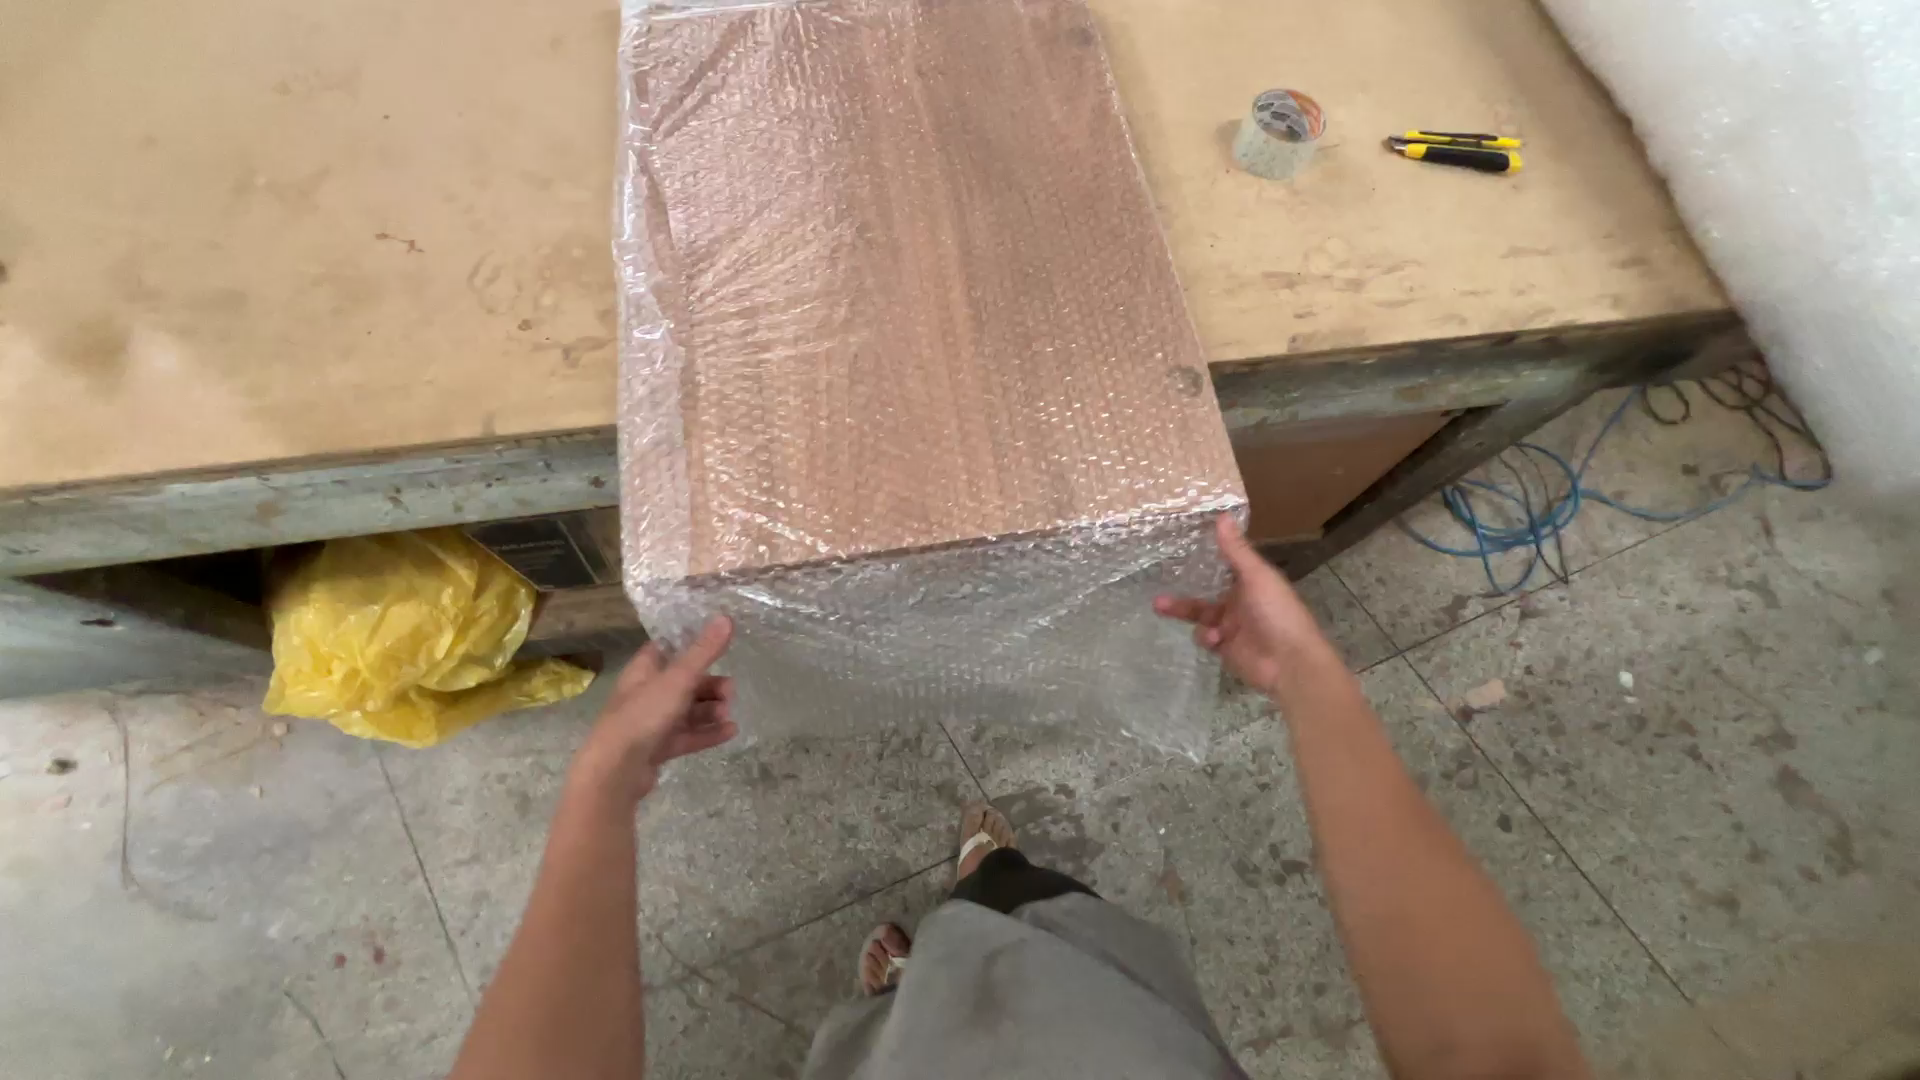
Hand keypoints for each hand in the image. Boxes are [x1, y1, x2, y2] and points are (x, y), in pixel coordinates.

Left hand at [569, 615, 737, 805]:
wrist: (615, 771)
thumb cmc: (643, 715)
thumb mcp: (678, 679)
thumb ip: (704, 651)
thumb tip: (727, 617)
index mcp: (644, 671)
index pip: (667, 649)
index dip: (691, 645)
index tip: (718, 644)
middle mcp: (647, 693)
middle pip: (684, 682)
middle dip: (711, 686)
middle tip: (729, 692)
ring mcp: (652, 723)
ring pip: (688, 711)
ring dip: (711, 710)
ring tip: (728, 714)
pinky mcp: (658, 748)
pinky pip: (688, 736)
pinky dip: (708, 733)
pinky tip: (731, 731)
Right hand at [1154, 515, 1330, 696]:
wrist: (1289, 663)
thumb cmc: (1277, 613)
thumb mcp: (1256, 577)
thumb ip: (1236, 550)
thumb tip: (1222, 515)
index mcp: (1252, 582)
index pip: (1224, 566)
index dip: (1204, 558)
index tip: (1178, 548)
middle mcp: (1240, 602)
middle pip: (1205, 593)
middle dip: (1183, 590)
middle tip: (1157, 581)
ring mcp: (1232, 627)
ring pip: (1200, 615)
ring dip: (1184, 611)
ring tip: (1160, 606)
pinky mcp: (1226, 649)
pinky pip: (1205, 638)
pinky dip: (1205, 637)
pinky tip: (1214, 639)